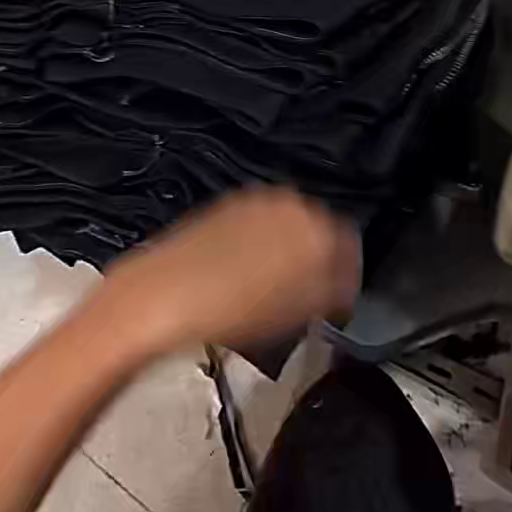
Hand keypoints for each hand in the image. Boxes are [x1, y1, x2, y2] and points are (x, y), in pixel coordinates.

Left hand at [91, 187, 360, 354]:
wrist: (161, 297)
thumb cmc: (236, 311)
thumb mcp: (299, 311)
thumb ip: (334, 290)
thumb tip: (343, 285)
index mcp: (318, 225)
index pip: (350, 245)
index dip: (347, 274)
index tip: (339, 299)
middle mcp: (292, 202)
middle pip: (319, 229)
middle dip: (318, 257)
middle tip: (307, 294)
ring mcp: (256, 199)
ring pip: (287, 225)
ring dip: (289, 249)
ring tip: (273, 286)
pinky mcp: (227, 205)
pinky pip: (258, 223)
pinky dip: (260, 242)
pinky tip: (243, 271)